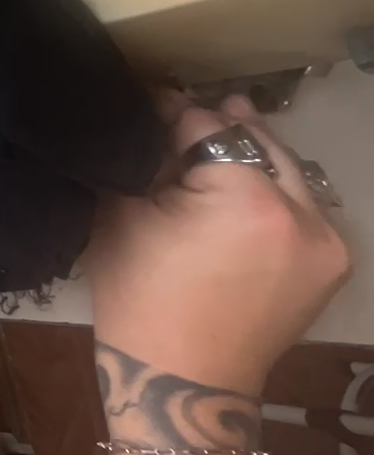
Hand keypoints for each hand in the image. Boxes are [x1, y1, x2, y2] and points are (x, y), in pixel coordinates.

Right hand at [88, 93, 350, 447]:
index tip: (141, 94)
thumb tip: (153, 118)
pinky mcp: (332, 264)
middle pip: (261, 144)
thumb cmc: (136, 281)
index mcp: (250, 200)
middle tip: (172, 106)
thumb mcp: (125, 208)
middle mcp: (307, 217)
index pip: (210, 129)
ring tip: (204, 138)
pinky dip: (268, 184)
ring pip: (289, 171)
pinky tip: (233, 181)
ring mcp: (331, 244)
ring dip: (247, 153)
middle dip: (216, 125)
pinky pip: (302, 203)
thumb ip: (148, 159)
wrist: (181, 362)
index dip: (170, 108)